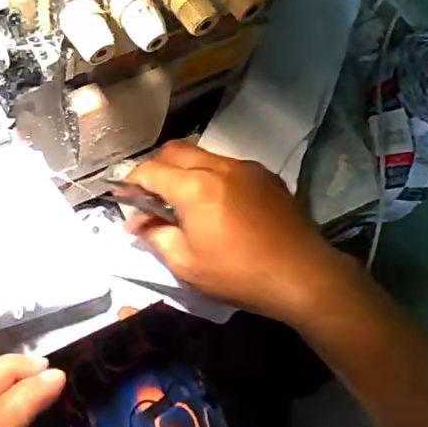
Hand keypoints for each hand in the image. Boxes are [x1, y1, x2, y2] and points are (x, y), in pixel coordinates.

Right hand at [125, 141, 362, 324]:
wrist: (303, 276)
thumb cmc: (238, 273)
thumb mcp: (186, 263)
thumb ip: (155, 236)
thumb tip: (136, 222)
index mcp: (194, 187)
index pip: (150, 171)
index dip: (130, 182)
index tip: (123, 197)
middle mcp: (218, 167)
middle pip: (175, 150)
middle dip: (156, 167)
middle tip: (151, 196)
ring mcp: (246, 168)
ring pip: (203, 155)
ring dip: (185, 170)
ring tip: (184, 201)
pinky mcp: (266, 177)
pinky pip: (228, 166)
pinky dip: (211, 176)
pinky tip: (218, 204)